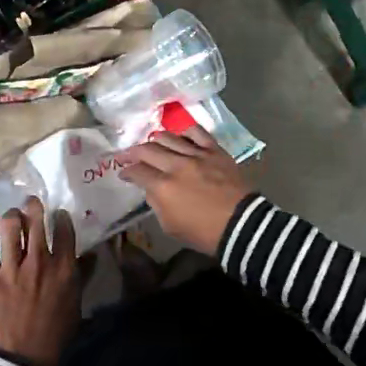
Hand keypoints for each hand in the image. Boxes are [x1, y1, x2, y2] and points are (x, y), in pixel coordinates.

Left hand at [0, 197, 81, 365]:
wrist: (21, 363)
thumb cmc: (53, 336)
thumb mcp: (75, 306)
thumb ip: (81, 276)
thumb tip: (90, 255)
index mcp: (63, 269)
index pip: (64, 229)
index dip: (60, 217)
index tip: (56, 216)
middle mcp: (38, 262)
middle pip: (35, 219)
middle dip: (33, 206)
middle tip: (29, 205)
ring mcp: (10, 269)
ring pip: (9, 226)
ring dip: (10, 217)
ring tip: (9, 219)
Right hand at [117, 127, 249, 253]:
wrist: (242, 226)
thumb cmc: (204, 232)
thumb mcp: (170, 226)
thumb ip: (157, 204)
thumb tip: (152, 189)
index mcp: (163, 186)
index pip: (136, 171)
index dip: (126, 171)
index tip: (124, 174)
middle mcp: (176, 165)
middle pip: (147, 150)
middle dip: (132, 152)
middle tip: (128, 156)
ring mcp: (197, 155)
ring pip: (168, 137)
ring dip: (155, 141)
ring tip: (152, 145)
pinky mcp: (215, 151)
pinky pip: (197, 132)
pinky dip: (184, 132)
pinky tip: (180, 137)